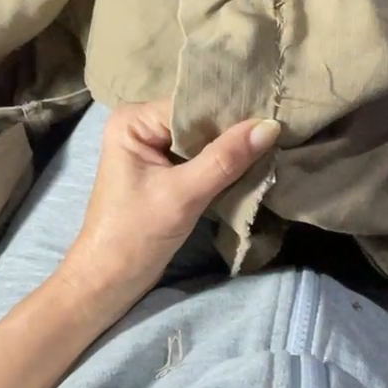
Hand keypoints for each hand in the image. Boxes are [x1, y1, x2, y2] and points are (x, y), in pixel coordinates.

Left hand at [54, 101, 280, 313]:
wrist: (108, 281)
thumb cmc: (134, 235)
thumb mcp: (183, 194)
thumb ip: (226, 159)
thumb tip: (270, 126)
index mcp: (133, 120)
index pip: (192, 106)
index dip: (230, 113)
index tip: (273, 117)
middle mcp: (141, 126)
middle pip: (199, 121)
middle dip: (234, 132)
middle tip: (280, 133)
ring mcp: (152, 150)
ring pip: (203, 142)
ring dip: (232, 151)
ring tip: (273, 147)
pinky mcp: (164, 173)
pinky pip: (201, 160)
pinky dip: (223, 166)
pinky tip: (252, 166)